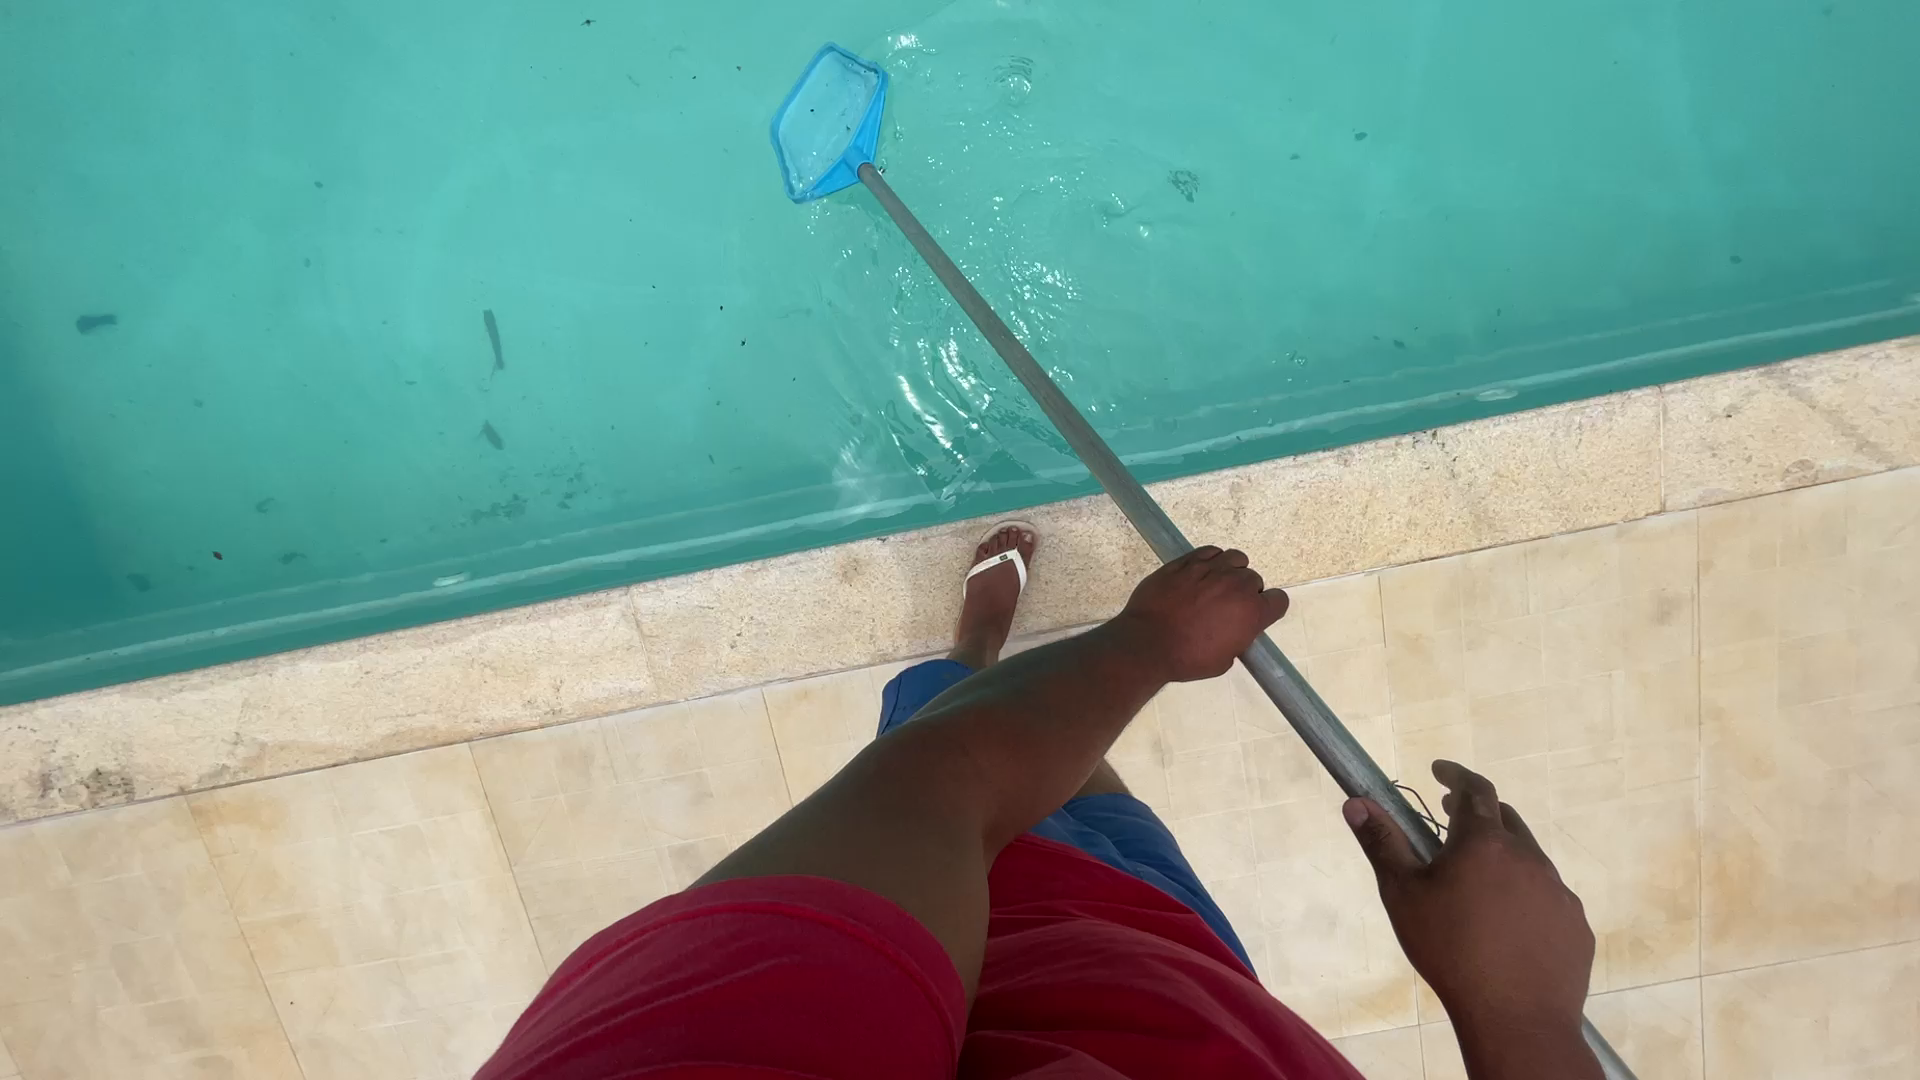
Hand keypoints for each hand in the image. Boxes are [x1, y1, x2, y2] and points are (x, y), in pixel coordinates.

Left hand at [1110, 546, 1289, 681]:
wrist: (1148, 642)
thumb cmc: (1187, 658)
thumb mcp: (1224, 659)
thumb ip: (1237, 637)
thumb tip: (1233, 627)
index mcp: (1252, 612)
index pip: (1278, 600)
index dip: (1268, 608)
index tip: (1256, 614)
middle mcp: (1236, 585)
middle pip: (1253, 579)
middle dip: (1244, 591)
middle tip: (1226, 605)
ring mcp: (1210, 569)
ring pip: (1235, 559)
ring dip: (1230, 570)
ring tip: (1215, 585)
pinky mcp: (1185, 562)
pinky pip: (1209, 551)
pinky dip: (1210, 559)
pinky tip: (1201, 572)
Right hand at [1343, 761, 1594, 1039]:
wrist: (1517, 1020)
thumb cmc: (1449, 947)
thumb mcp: (1401, 892)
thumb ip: (1381, 842)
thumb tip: (1356, 802)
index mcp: (1484, 843)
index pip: (1475, 790)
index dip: (1456, 775)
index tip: (1438, 770)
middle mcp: (1528, 859)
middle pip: (1505, 819)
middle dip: (1476, 811)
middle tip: (1448, 818)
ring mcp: (1559, 894)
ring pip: (1528, 857)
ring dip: (1500, 852)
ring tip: (1472, 876)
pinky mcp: (1576, 927)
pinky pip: (1546, 894)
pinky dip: (1522, 888)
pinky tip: (1502, 918)